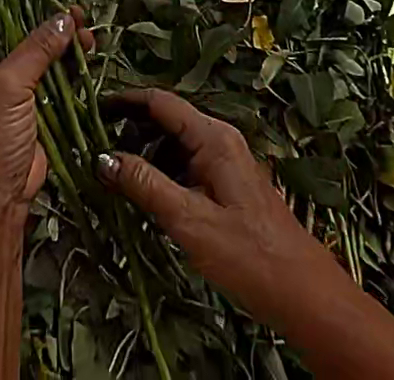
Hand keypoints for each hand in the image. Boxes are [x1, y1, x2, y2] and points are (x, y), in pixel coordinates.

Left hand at [0, 7, 89, 211]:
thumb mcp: (8, 86)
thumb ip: (37, 47)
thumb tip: (65, 18)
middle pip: (11, 30)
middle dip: (44, 18)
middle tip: (74, 11)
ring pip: (31, 51)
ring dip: (59, 41)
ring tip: (86, 30)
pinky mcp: (21, 103)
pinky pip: (44, 74)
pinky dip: (63, 63)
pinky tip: (84, 51)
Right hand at [98, 90, 393, 379]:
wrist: (303, 291)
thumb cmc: (246, 254)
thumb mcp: (187, 219)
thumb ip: (143, 183)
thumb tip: (101, 157)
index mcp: (212, 136)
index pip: (159, 102)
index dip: (123, 101)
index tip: (91, 109)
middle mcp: (220, 138)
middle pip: (166, 119)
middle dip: (130, 128)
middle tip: (95, 145)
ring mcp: (226, 159)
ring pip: (175, 142)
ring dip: (145, 152)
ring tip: (113, 172)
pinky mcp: (227, 181)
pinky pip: (187, 162)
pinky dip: (162, 170)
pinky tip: (145, 191)